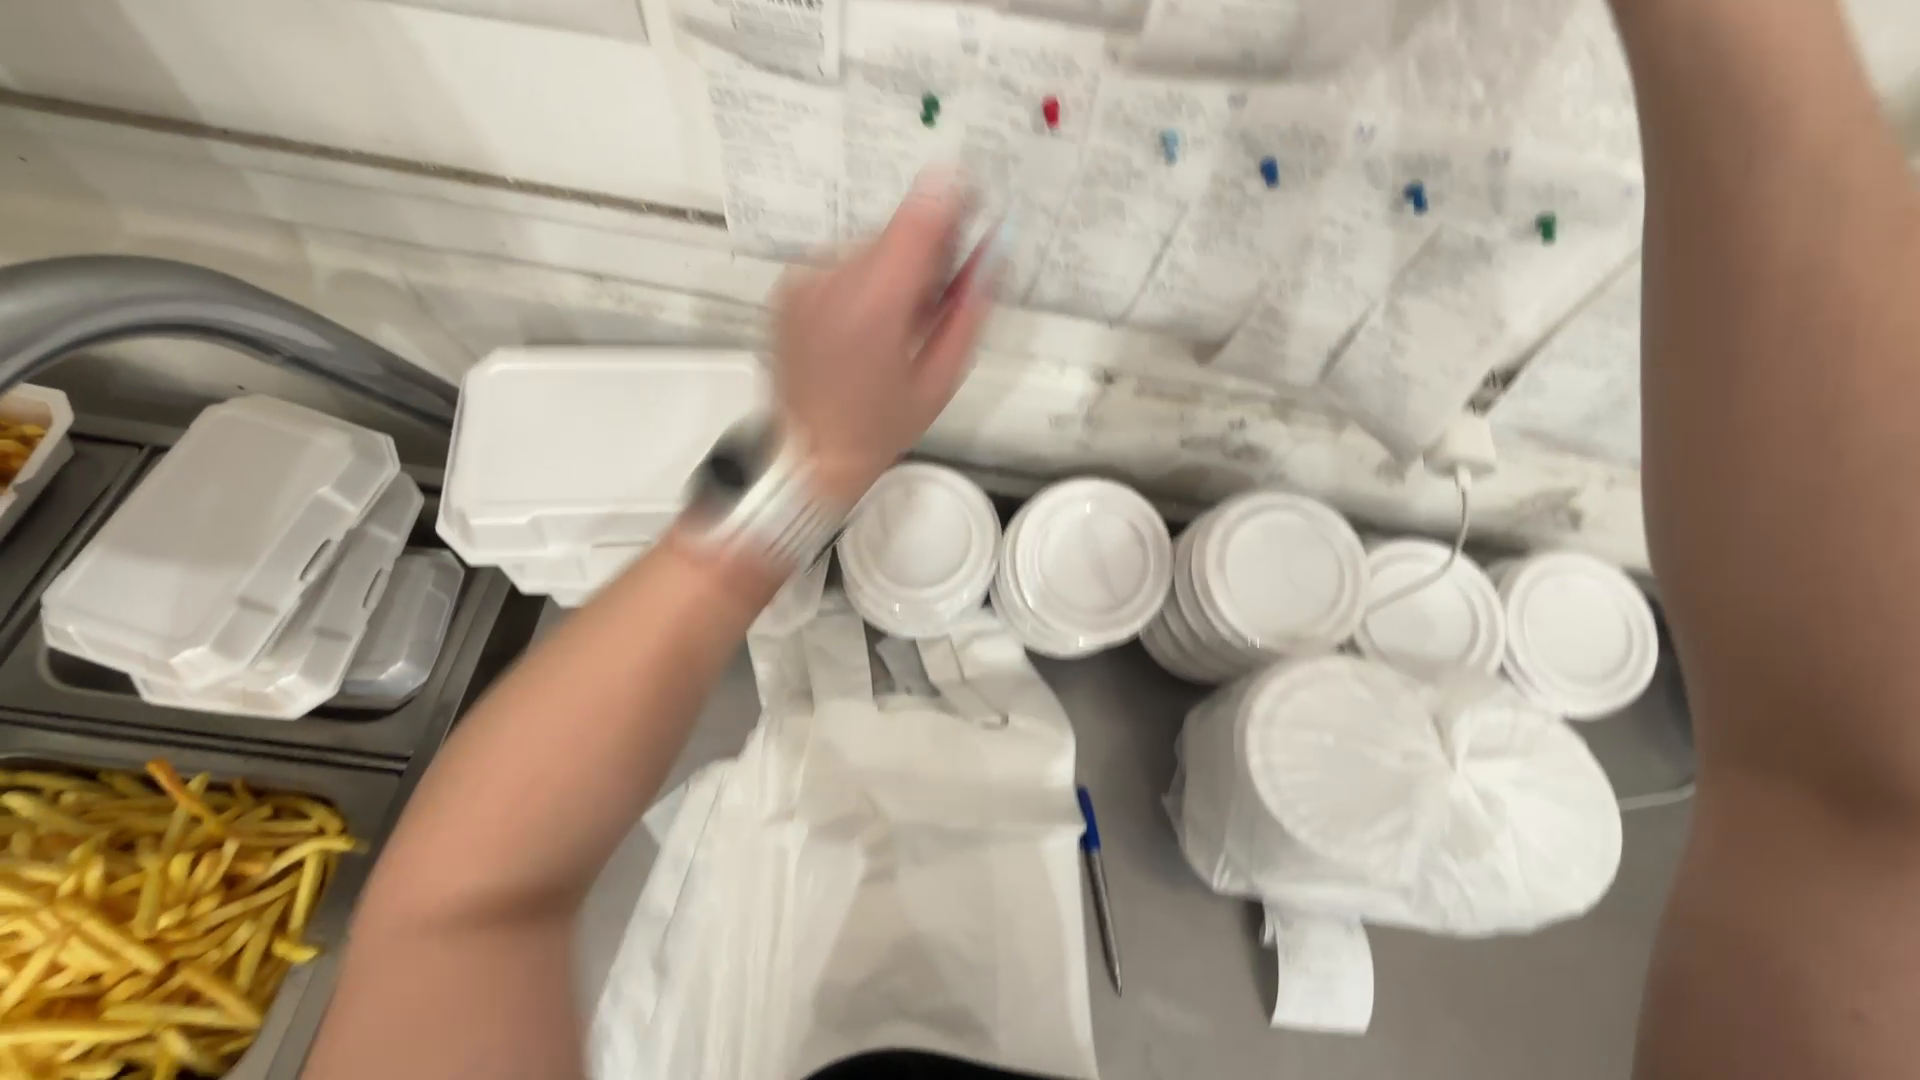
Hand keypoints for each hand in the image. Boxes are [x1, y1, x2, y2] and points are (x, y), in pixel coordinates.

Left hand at [772, 170, 1001, 504]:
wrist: (807, 452)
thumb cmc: (877, 427)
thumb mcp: (940, 379)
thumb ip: (968, 311)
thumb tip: (988, 260)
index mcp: (877, 302)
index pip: (922, 215)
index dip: (954, 203)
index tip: (973, 209)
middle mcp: (833, 279)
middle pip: (896, 234)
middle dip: (923, 258)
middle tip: (932, 302)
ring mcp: (804, 282)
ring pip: (868, 251)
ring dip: (890, 274)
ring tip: (892, 326)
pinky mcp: (787, 290)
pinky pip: (838, 268)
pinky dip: (857, 286)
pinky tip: (861, 327)